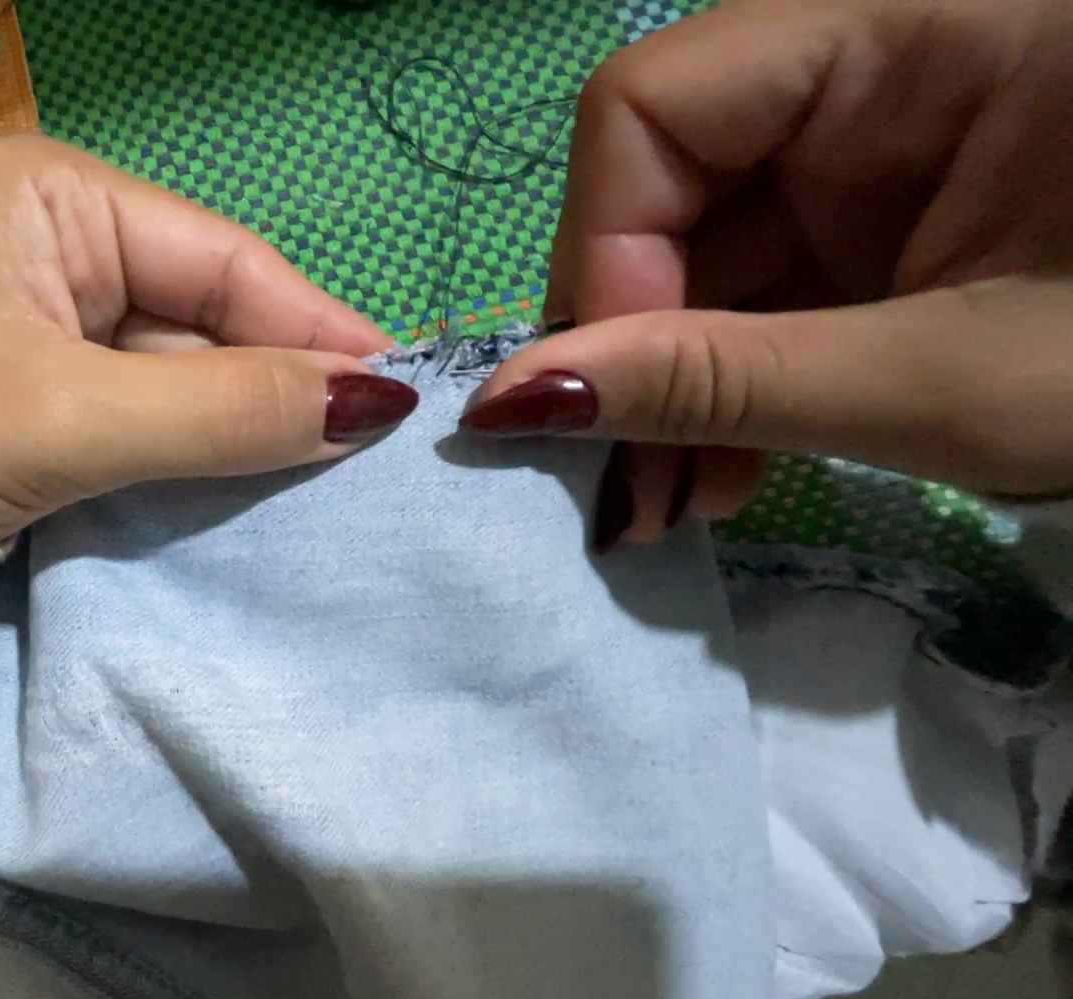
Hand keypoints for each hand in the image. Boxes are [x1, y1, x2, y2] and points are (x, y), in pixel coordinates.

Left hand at [0, 135, 412, 544]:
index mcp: (51, 199)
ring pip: (179, 366)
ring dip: (239, 417)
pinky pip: (144, 406)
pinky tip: (243, 472)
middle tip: (361, 443)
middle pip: (203, 311)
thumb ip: (217, 410)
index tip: (392, 389)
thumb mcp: (68, 420)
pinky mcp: (45, 384)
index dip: (311, 325)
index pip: (217, 258)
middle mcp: (55, 242)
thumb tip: (368, 405)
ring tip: (320, 463)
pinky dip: (191, 443)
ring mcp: (50, 316)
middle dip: (276, 378)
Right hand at [456, 0, 1072, 549]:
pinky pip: (730, 299)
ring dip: (658, 393)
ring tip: (671, 502)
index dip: (602, 245)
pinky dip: (709, 393)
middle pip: (651, 197)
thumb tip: (502, 404)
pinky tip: (717, 472)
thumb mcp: (944, 382)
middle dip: (622, 351)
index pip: (651, 106)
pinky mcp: (860, 225)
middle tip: (623, 485)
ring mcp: (862, 156)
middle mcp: (879, 69)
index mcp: (933, 26)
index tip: (611, 380)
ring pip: (679, 267)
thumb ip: (707, 384)